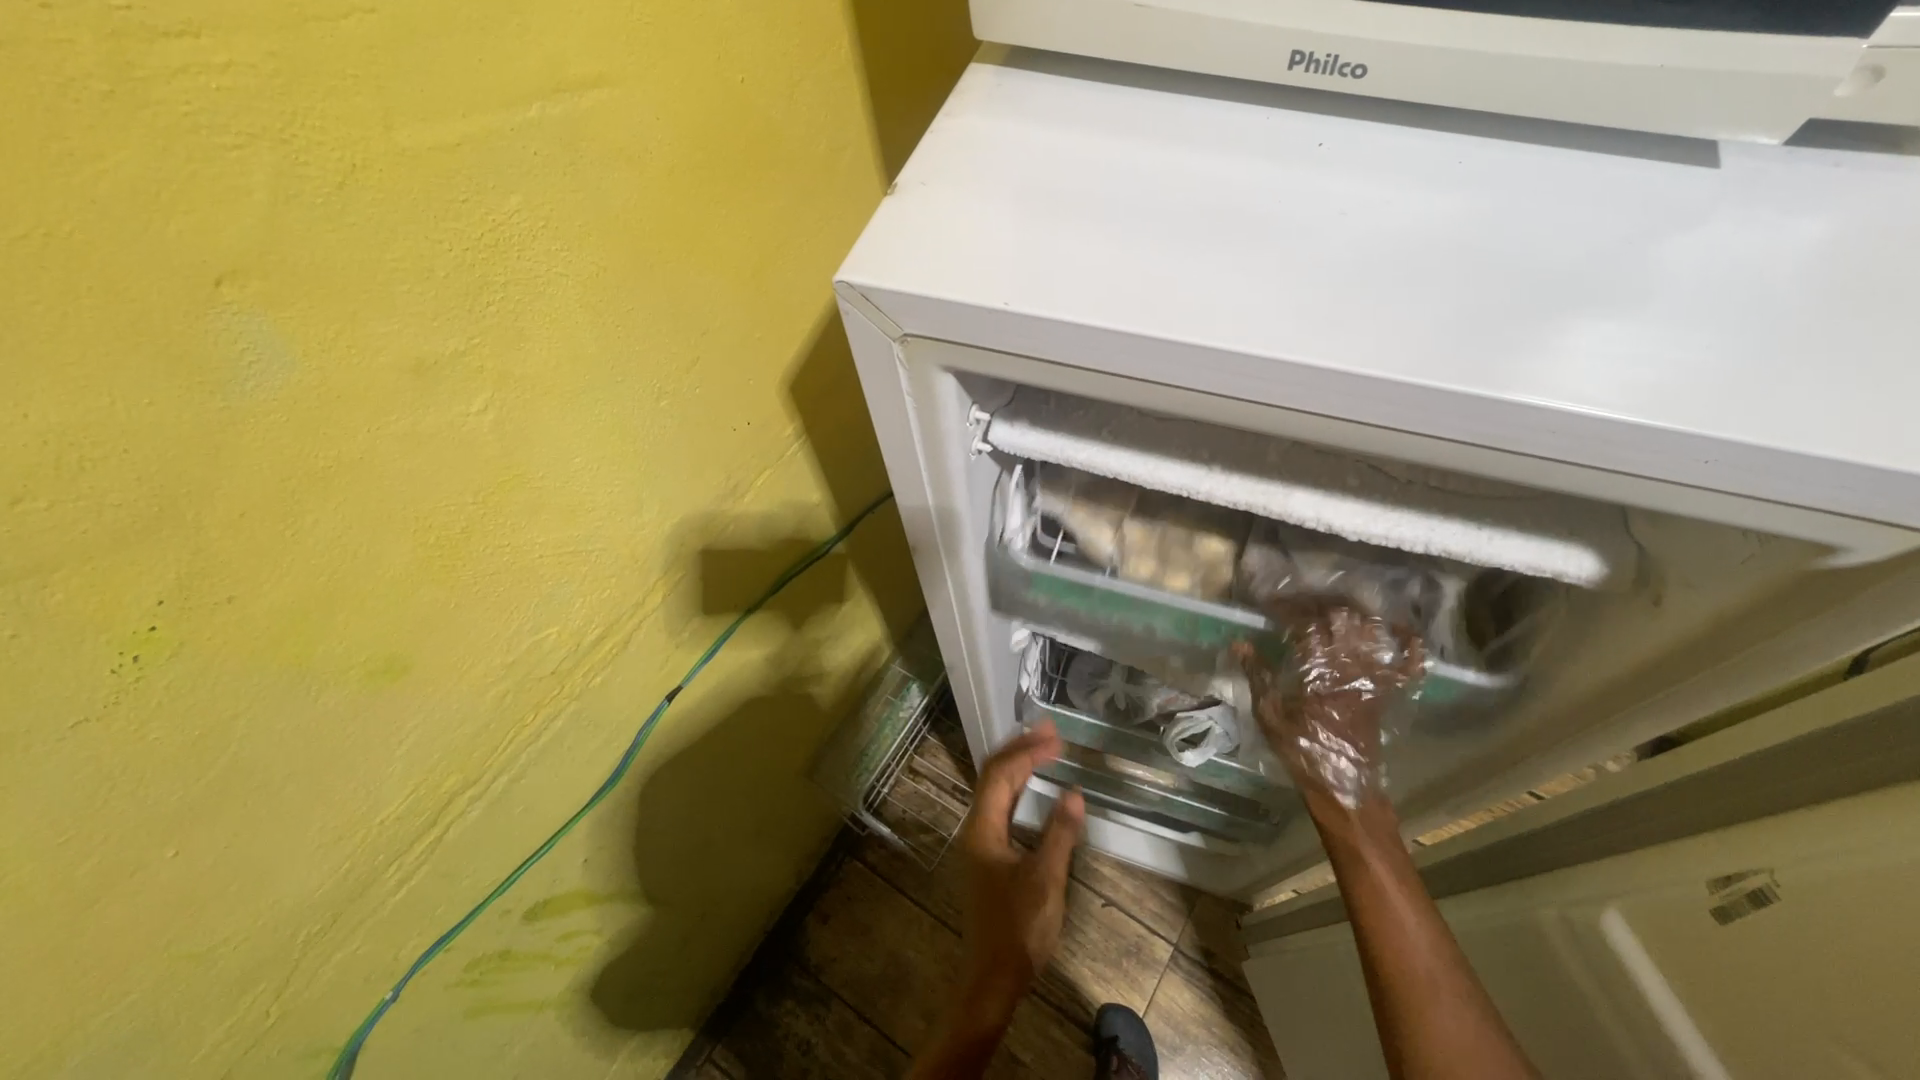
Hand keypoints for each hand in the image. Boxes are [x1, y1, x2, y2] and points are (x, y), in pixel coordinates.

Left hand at [955, 720, 1085, 1013]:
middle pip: (993, 776)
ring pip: (996, 791)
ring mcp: (980, 843)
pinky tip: (1037, 789)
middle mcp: (976, 829)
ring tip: (1046, 748)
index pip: (1000, 774)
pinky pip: (1002, 808)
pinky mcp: (990, 856)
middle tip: (1051, 731)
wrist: (994, 976)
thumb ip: (1059, 833)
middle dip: (1020, 749)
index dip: (1027, 751)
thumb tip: (1074, 792)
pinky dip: (1020, 790)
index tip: (1058, 739)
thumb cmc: (1018, 928)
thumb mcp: (1046, 879)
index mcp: (982, 829)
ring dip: (1019, 766)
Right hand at [1235, 598, 1423, 811]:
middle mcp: (1351, 668)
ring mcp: (1376, 677)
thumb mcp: (1269, 715)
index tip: (1270, 607)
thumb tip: (1240, 643)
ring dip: (1353, 615)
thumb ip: (1258, 676)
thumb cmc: (1302, 750)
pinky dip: (1410, 643)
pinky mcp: (1390, 691)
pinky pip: (1410, 662)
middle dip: (1319, 605)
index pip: (1305, 625)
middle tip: (1300, 607)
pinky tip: (1399, 628)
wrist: (1343, 783)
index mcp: (1319, 673)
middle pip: (1342, 618)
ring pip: (1372, 630)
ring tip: (1333, 613)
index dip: (1287, 610)